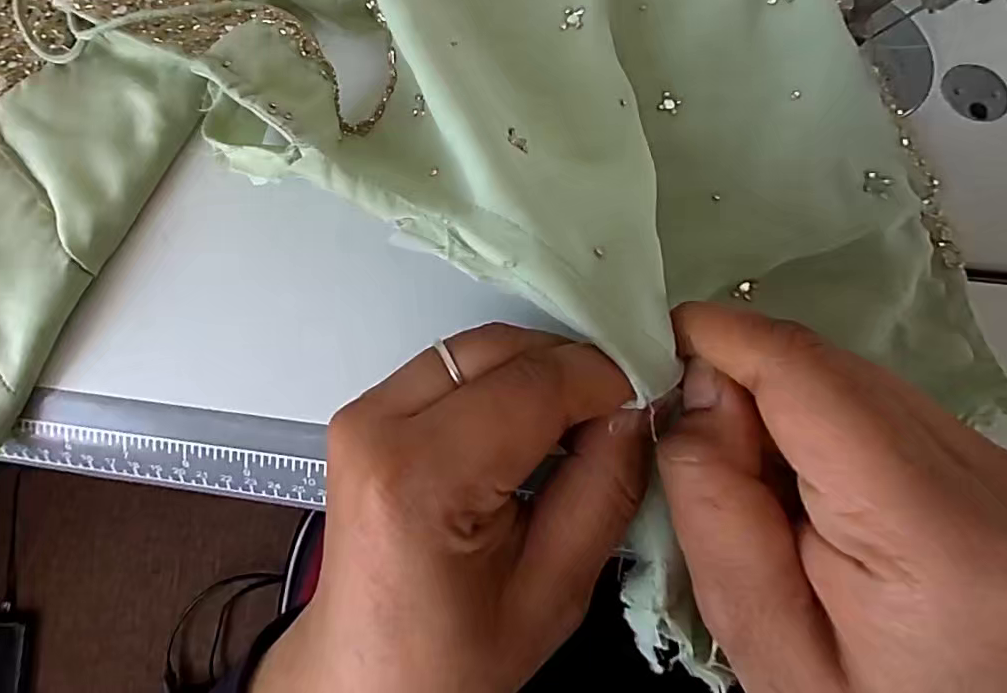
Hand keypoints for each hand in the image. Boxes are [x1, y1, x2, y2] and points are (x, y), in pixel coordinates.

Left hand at [253, 325, 649, 692]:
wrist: (366, 674)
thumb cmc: (448, 659)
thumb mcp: (551, 593)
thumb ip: (603, 489)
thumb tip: (633, 409)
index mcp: (417, 476)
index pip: (531, 385)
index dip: (600, 379)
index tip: (643, 395)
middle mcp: (377, 424)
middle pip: (498, 349)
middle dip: (568, 367)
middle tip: (614, 406)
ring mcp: (364, 409)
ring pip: (475, 347)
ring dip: (534, 368)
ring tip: (574, 416)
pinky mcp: (365, 408)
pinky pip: (450, 363)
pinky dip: (499, 377)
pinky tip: (526, 418)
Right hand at [658, 303, 1006, 692]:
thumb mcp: (759, 639)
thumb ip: (714, 496)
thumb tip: (702, 383)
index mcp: (952, 545)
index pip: (810, 375)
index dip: (725, 336)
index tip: (661, 341)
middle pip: (840, 374)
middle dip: (754, 382)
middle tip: (705, 435)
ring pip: (869, 389)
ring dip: (798, 411)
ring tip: (775, 486)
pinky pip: (905, 420)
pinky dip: (843, 435)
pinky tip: (834, 498)